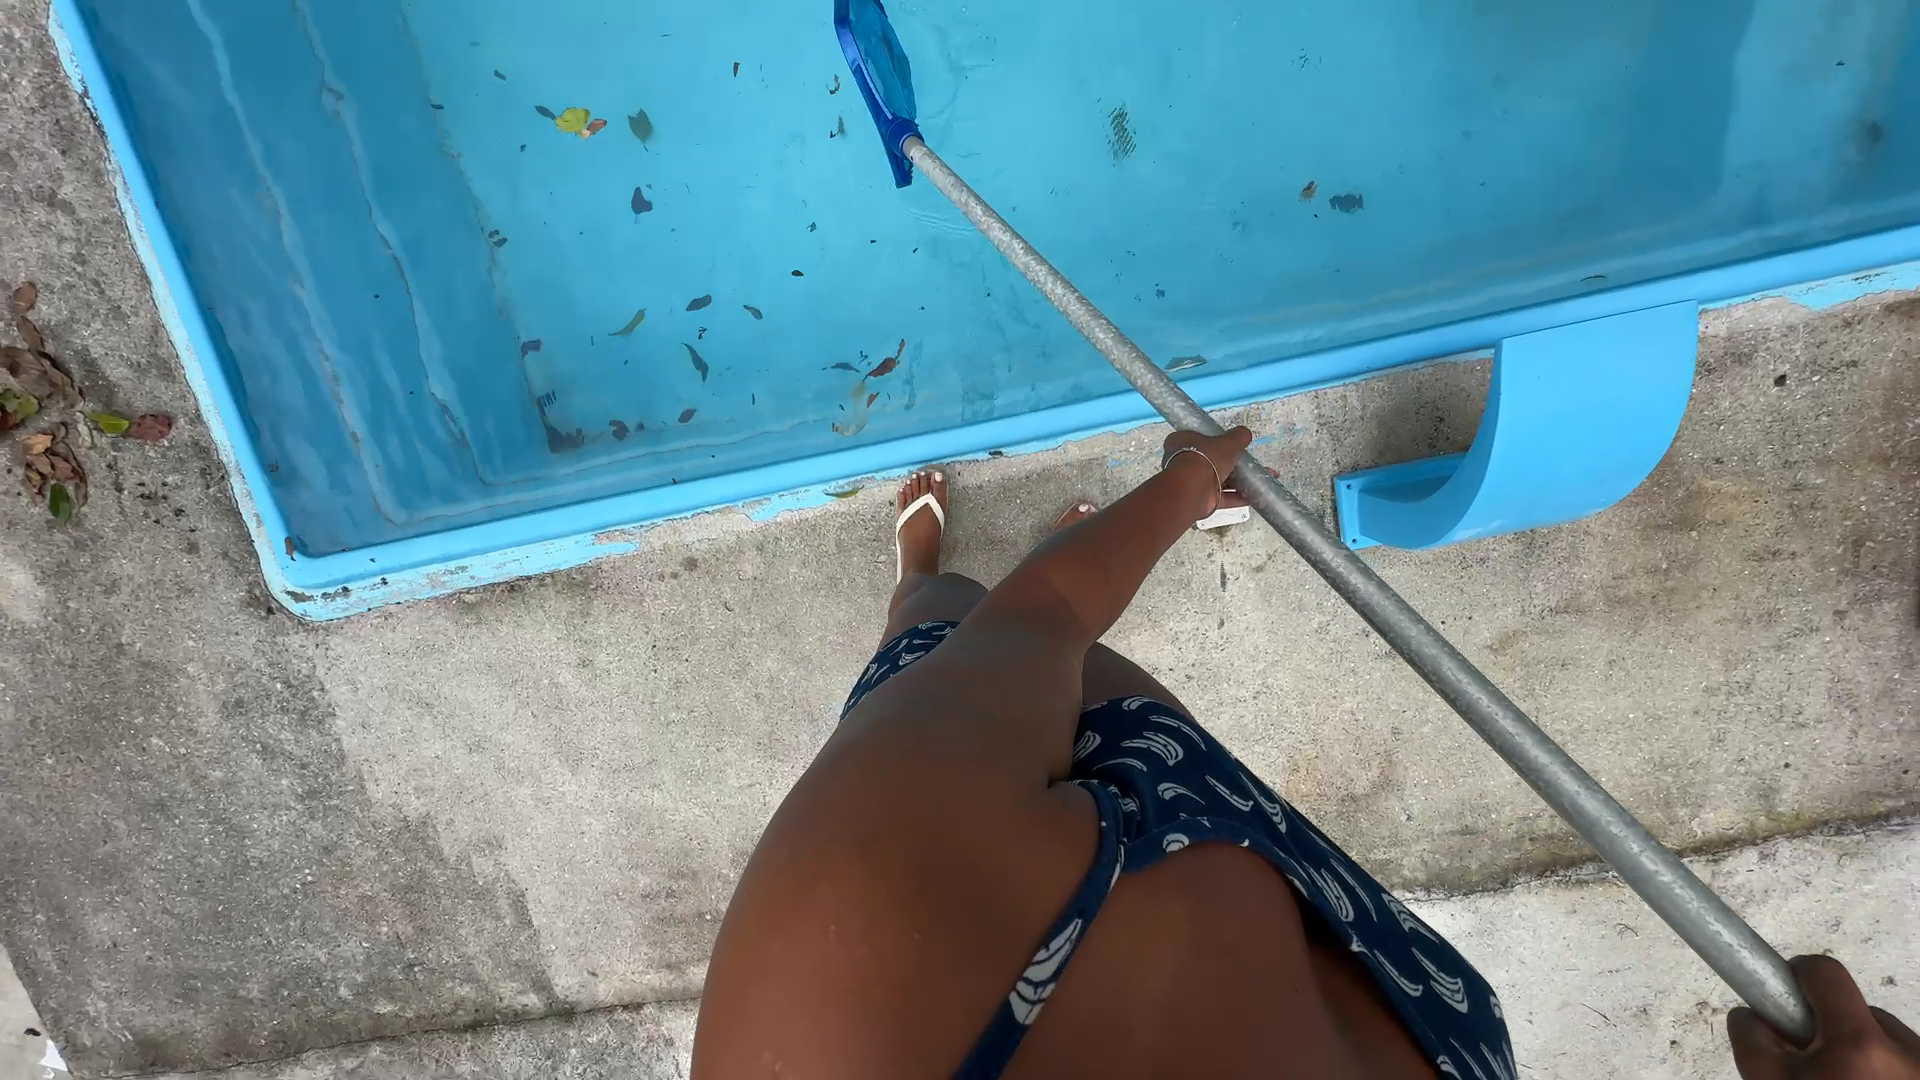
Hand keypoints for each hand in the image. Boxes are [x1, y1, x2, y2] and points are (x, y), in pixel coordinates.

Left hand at [1161, 426, 1252, 513]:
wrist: (1194, 489)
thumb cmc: (1204, 458)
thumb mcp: (1227, 442)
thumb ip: (1237, 437)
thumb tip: (1244, 433)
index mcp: (1182, 442)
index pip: (1199, 438)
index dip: (1216, 441)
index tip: (1231, 443)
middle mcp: (1184, 462)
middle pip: (1211, 461)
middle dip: (1231, 463)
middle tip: (1247, 462)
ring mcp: (1192, 482)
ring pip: (1218, 480)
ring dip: (1238, 481)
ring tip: (1256, 478)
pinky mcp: (1201, 498)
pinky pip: (1222, 497)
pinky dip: (1237, 497)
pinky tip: (1253, 494)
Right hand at [1729, 956, 1919, 1078]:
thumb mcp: (1764, 1079)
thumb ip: (1750, 1032)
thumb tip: (1759, 1015)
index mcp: (1861, 1043)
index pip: (1825, 973)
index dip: (1797, 976)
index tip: (1785, 999)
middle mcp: (1914, 1054)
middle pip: (1864, 1013)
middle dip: (1836, 1029)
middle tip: (1820, 1065)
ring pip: (1897, 1045)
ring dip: (1871, 1057)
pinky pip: (1914, 1067)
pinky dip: (1895, 1075)